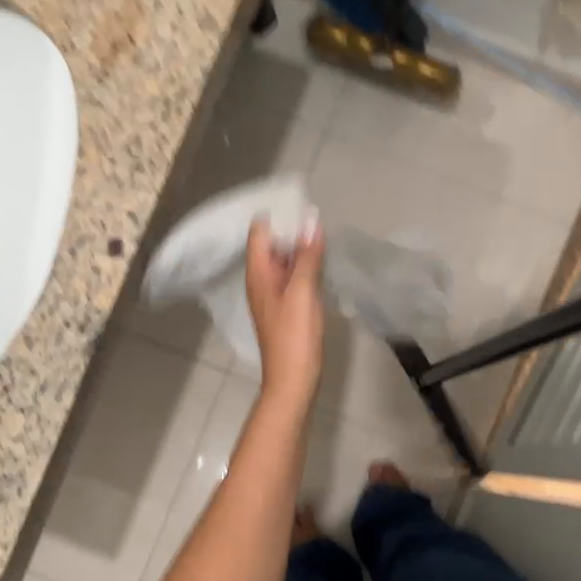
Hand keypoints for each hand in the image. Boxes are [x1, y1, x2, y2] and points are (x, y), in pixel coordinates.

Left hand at [244, 215, 324, 405]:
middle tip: (317, 213)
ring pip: (283, 261)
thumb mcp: (302, 292)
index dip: (277, 214)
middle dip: (290, 228)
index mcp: (257, 274)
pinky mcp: (285, 308)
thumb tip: (311, 222)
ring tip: (322, 231)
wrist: (292, 380)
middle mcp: (260, 281)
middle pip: (271, 244)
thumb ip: (306, 257)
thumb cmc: (294, 337)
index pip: (260, 231)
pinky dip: (303, 265)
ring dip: (299, 247)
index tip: (300, 200)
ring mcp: (273, 295)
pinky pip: (292, 277)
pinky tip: (321, 261)